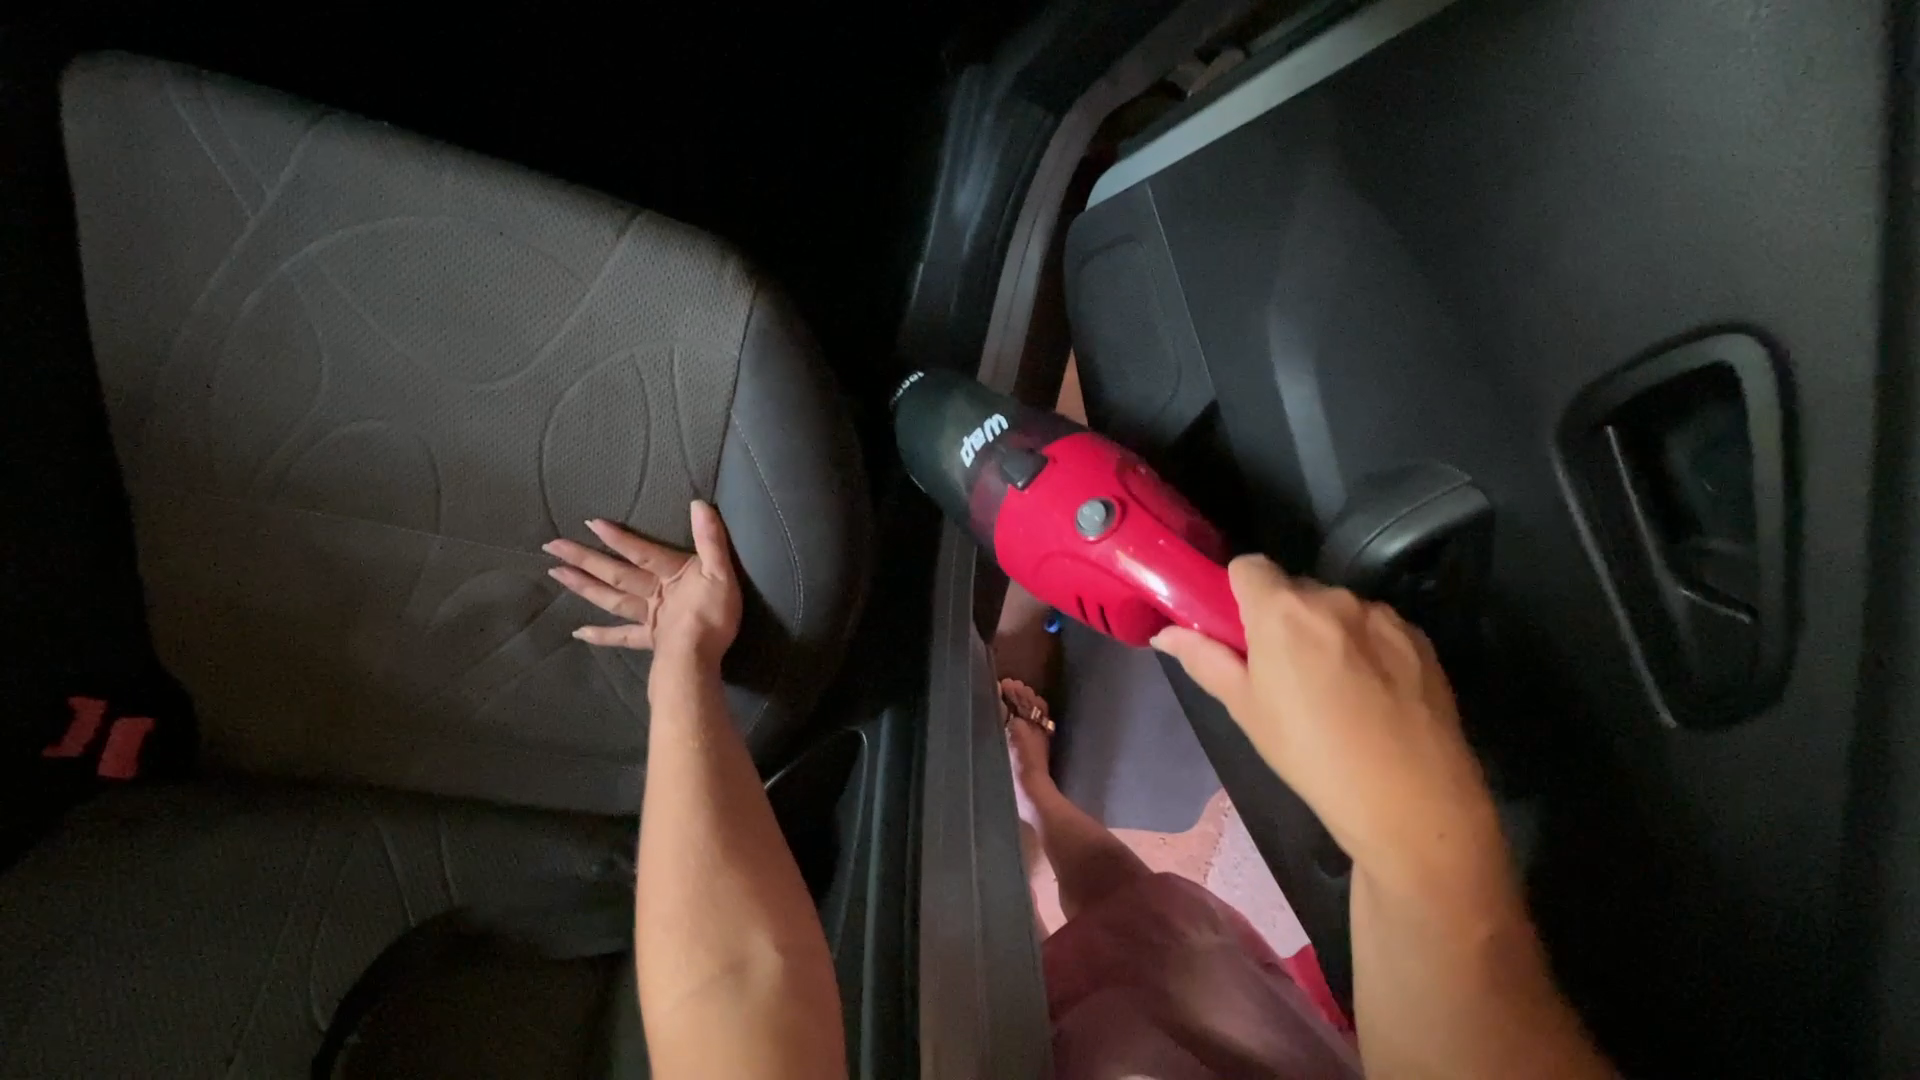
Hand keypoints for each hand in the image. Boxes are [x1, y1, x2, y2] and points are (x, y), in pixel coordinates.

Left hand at [544, 500, 742, 673]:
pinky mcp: (650, 640)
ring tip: (556, 574)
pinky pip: (622, 637)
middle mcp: (653, 593)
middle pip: (616, 573)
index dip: (618, 538)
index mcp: (671, 575)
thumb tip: (698, 504)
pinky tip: (579, 633)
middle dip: (585, 559)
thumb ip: (710, 539)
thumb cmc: (713, 614)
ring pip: (612, 600)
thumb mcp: (721, 572)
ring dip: (585, 587)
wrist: (701, 658)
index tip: (589, 523)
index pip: (641, 552)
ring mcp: (648, 618)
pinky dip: (600, 635)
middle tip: (551, 547)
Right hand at [1152, 555, 1505, 893]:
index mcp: (1282, 610)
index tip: (1238, 628)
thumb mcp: (1244, 709)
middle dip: (1282, 616)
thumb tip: (1165, 634)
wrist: (1411, 800)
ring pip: (1337, 608)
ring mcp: (1383, 615)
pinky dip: (1364, 645)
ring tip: (1332, 687)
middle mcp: (1333, 598)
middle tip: (1281, 668)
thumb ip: (1204, 660)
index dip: (1238, 591)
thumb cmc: (1309, 754)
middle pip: (1294, 587)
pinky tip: (1371, 694)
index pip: (1249, 565)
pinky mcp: (1419, 638)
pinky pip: (1376, 626)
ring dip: (1325, 630)